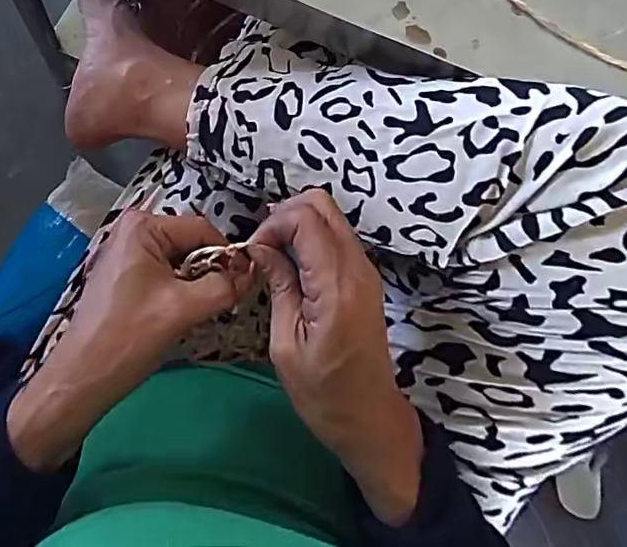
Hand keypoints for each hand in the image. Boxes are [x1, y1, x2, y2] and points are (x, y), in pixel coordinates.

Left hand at [8, 211, 251, 470]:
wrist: (78, 384)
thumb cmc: (125, 339)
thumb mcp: (182, 310)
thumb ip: (224, 286)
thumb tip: (253, 271)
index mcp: (142, 226)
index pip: (203, 230)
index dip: (227, 257)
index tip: (243, 285)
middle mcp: (133, 229)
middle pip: (192, 243)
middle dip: (210, 272)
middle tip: (220, 302)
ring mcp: (126, 251)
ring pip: (182, 261)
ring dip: (196, 284)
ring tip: (197, 312)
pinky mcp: (125, 274)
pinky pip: (166, 273)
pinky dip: (180, 291)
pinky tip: (178, 315)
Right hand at [248, 191, 423, 526]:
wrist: (372, 420)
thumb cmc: (325, 395)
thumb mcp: (286, 346)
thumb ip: (279, 286)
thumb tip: (261, 248)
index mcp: (337, 286)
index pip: (306, 219)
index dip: (273, 224)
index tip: (254, 251)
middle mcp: (358, 268)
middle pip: (322, 205)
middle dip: (285, 213)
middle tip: (263, 246)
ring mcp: (366, 269)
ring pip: (331, 216)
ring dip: (298, 223)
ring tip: (273, 255)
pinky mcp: (366, 276)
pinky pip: (337, 236)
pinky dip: (312, 236)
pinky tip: (292, 263)